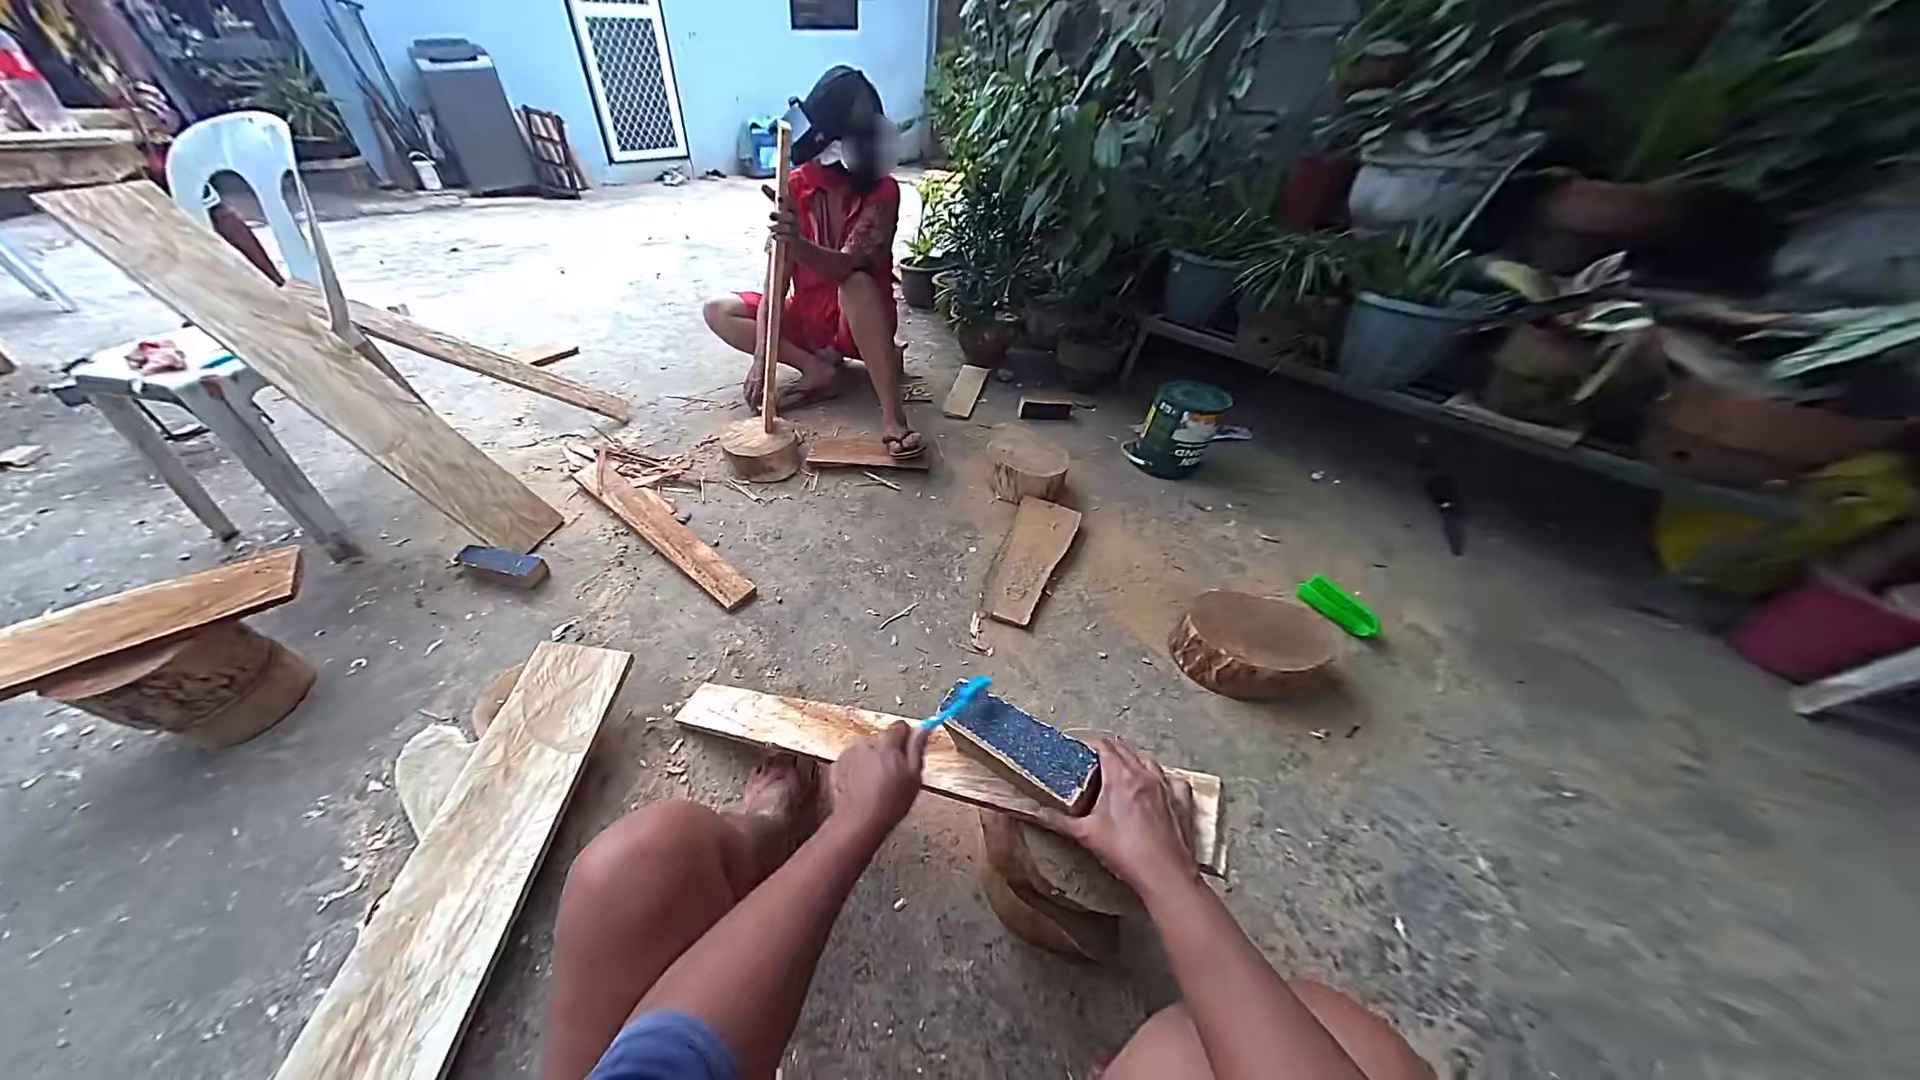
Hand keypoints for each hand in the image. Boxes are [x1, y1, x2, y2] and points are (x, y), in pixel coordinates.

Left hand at [763, 183, 800, 244]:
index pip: (791, 204)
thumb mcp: (780, 206)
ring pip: (786, 228)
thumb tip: (763, 185)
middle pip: (789, 217)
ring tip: (770, 227)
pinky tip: (774, 236)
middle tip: (771, 215)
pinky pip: (786, 238)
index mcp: (793, 209)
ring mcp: (793, 230)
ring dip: (778, 227)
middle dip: (780, 216)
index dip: (786, 201)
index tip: (780, 198)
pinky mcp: (791, 240)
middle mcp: (794, 219)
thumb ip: (772, 196)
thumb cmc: (786, 218)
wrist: (798, 238)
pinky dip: (780, 237)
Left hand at [828, 722, 929, 841]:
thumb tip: (923, 730)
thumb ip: (918, 748)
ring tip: (878, 785)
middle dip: (889, 752)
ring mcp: (849, 753)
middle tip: (895, 775)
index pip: (900, 726)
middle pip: (883, 739)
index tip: (909, 753)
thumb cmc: (888, 803)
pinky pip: (853, 762)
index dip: (907, 740)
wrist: (858, 823)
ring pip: (867, 751)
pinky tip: (864, 788)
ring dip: (872, 761)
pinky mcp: (837, 766)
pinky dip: (858, 770)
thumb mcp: (914, 776)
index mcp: (887, 741)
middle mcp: (866, 742)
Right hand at [1038, 738, 1195, 897]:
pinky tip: (1158, 786)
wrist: (1166, 876)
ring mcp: (1165, 786)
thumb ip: (1060, 821)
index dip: (1091, 744)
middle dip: (1110, 751)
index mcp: (1120, 777)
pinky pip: (1173, 779)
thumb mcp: (1087, 835)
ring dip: (1134, 761)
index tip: (1083, 750)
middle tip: (1097, 762)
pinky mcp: (1181, 801)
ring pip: (1148, 760)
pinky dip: (1164, 778)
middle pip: (1125, 749)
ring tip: (1124, 772)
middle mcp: (1144, 775)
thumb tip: (1038, 813)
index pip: (1104, 746)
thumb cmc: (1128, 854)